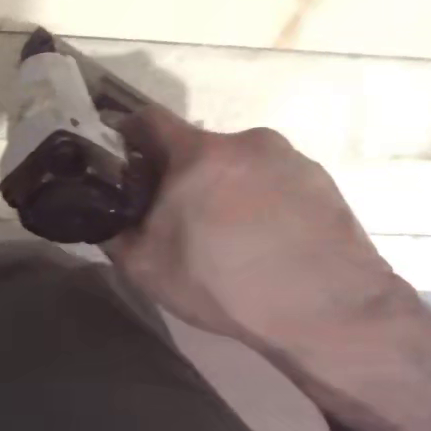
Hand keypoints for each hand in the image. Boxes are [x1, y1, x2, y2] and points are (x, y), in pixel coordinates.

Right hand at [105, 106, 424, 360]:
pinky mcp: (323, 181)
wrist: (327, 312)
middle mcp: (247, 142)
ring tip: (222, 234)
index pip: (149, 118)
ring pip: (236, 164)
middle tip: (173, 215)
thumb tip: (102, 217)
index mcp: (199, 154)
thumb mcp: (144, 267)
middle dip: (177, 173)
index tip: (121, 159)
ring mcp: (291, 159)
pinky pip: (272, 180)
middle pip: (195, 146)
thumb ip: (112, 232)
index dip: (127, 133)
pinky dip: (257, 200)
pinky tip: (259, 242)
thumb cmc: (223, 285)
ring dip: (221, 187)